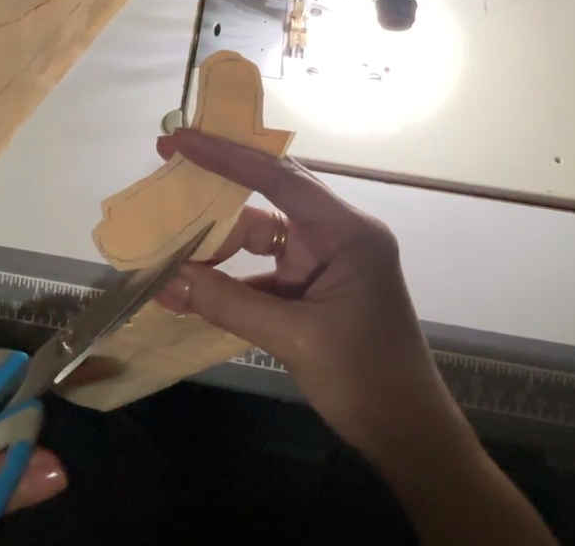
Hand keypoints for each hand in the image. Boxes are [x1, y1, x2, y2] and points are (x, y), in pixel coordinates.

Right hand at [150, 128, 445, 453]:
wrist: (408, 436)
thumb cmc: (367, 380)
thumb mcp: (294, 339)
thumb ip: (228, 303)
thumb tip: (166, 278)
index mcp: (349, 232)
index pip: (282, 178)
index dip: (228, 155)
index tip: (182, 139)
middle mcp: (336, 234)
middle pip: (268, 192)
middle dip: (217, 179)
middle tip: (167, 158)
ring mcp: (321, 259)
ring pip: (258, 231)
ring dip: (215, 238)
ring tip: (165, 236)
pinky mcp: (309, 286)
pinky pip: (259, 266)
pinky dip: (226, 273)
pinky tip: (189, 279)